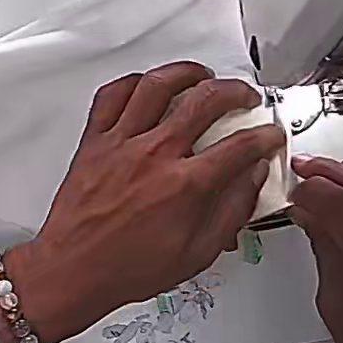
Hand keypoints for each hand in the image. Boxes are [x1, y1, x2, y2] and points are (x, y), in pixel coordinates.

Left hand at [1, 62, 286, 342]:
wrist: (74, 270)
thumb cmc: (127, 267)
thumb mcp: (197, 253)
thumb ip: (232, 211)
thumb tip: (252, 180)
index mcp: (185, 186)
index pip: (241, 146)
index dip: (265, 137)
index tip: (268, 137)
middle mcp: (155, 156)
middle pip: (206, 100)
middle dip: (237, 92)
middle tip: (244, 98)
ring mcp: (123, 144)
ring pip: (159, 84)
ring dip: (188, 72)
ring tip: (203, 76)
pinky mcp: (95, 141)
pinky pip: (113, 95)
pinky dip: (134, 82)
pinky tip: (147, 84)